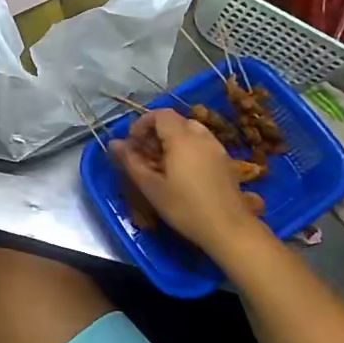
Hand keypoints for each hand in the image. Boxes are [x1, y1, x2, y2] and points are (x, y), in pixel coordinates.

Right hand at [111, 108, 263, 254]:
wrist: (229, 228)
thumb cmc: (185, 208)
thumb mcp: (152, 187)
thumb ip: (131, 162)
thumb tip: (114, 143)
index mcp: (182, 137)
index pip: (160, 114)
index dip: (142, 124)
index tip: (132, 143)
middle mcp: (201, 136)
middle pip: (176, 121)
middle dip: (157, 133)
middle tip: (145, 155)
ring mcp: (217, 148)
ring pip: (191, 132)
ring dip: (173, 141)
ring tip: (162, 165)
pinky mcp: (225, 161)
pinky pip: (202, 145)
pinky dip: (188, 150)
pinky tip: (183, 174)